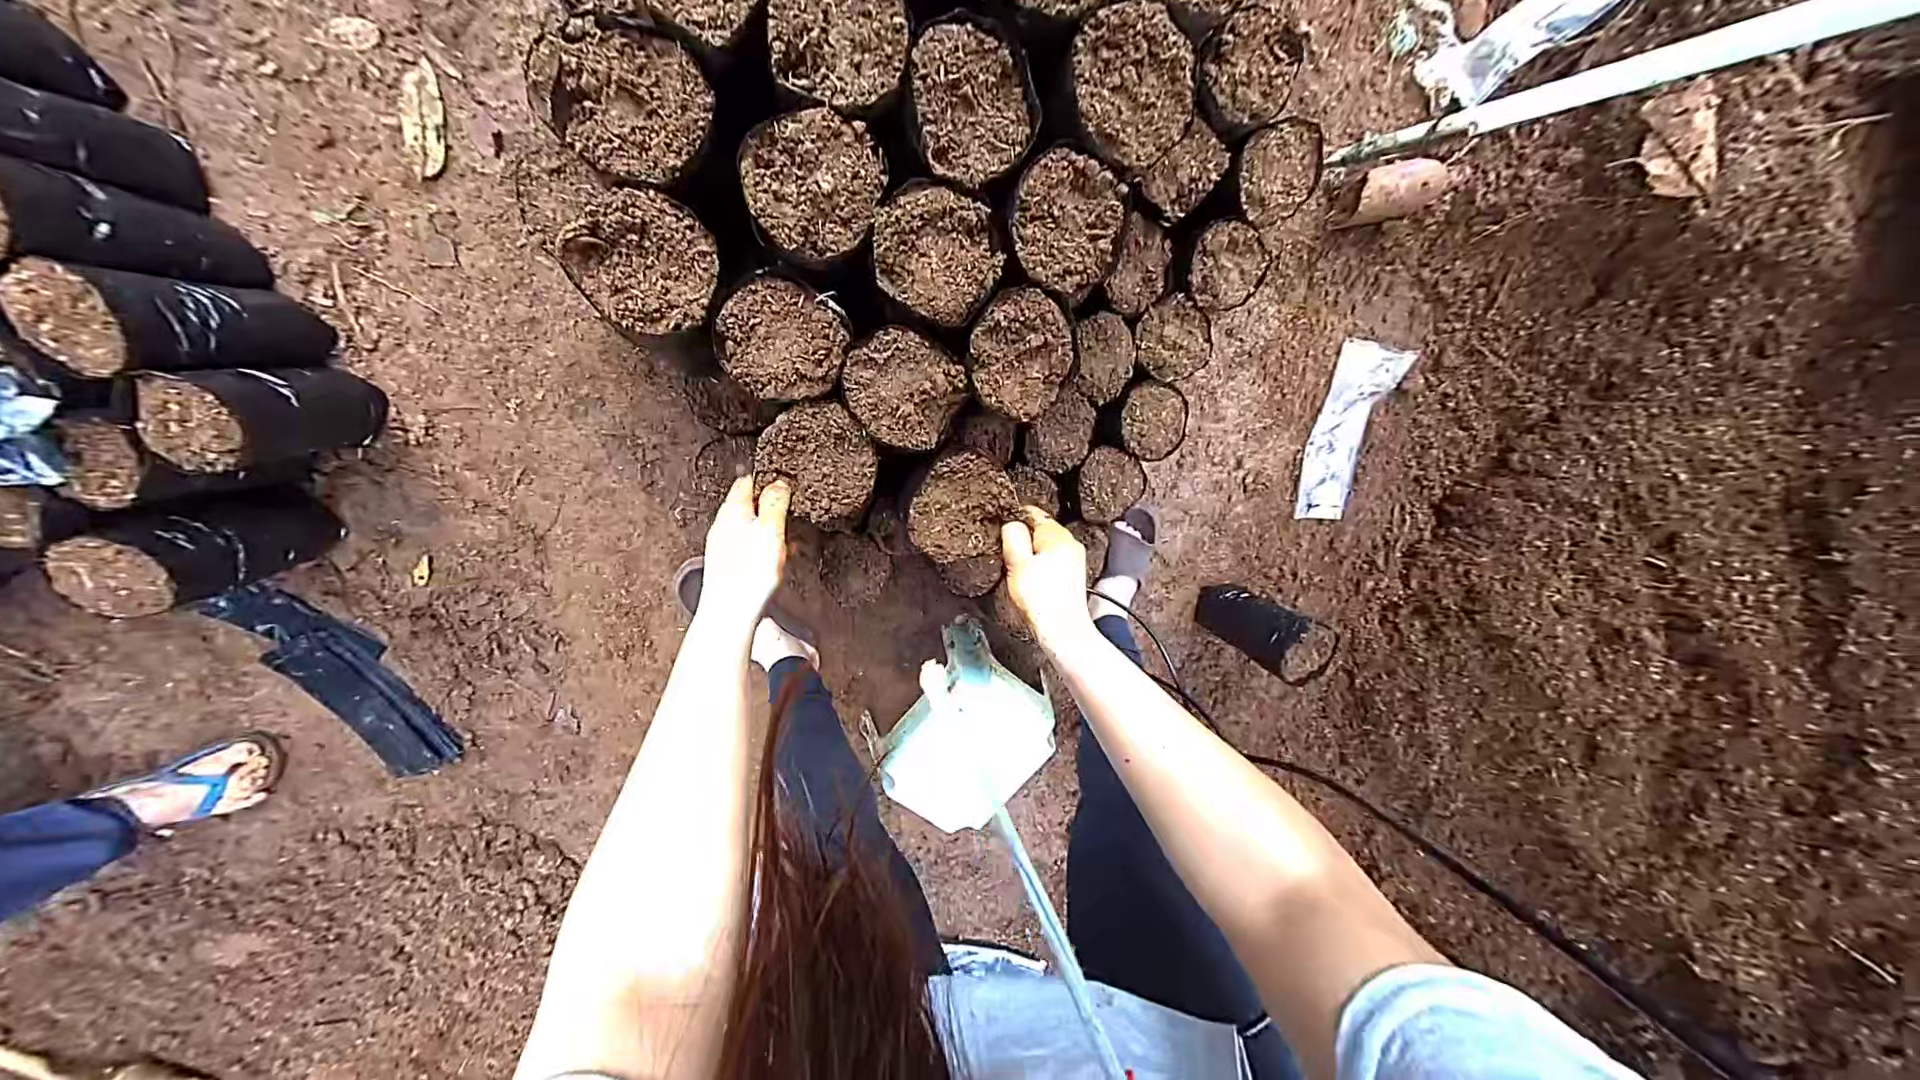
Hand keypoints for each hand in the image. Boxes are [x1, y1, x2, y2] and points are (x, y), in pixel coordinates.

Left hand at [698, 476, 790, 627]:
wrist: (729, 611)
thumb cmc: (748, 571)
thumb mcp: (771, 529)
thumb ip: (775, 503)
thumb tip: (779, 484)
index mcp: (732, 511)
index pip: (746, 481)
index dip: (765, 478)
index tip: (781, 481)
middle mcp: (723, 525)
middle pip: (747, 505)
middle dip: (768, 506)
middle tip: (787, 510)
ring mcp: (723, 546)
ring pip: (748, 527)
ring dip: (767, 529)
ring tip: (786, 538)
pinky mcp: (727, 565)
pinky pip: (747, 547)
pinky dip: (763, 548)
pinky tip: (774, 560)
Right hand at [1001, 507, 1092, 651]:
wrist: (1063, 631)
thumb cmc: (1040, 598)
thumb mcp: (1017, 562)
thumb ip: (1012, 536)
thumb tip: (1011, 523)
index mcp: (1057, 535)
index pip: (1032, 513)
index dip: (1013, 520)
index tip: (1001, 534)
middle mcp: (1070, 542)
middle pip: (1039, 530)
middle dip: (1022, 540)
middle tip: (1009, 558)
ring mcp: (1074, 559)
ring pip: (1044, 546)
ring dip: (1030, 555)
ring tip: (1019, 572)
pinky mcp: (1072, 575)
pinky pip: (1051, 561)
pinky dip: (1039, 567)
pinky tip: (1032, 582)